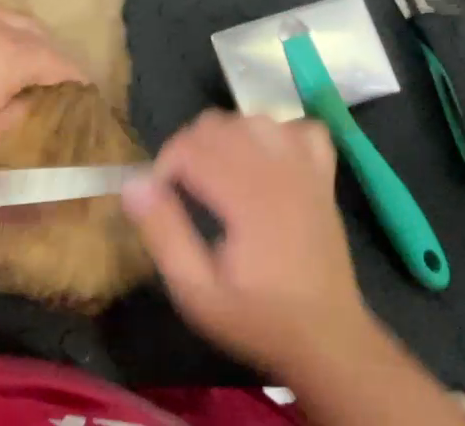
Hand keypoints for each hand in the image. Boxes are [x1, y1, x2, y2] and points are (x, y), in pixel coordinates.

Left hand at [0, 9, 87, 170]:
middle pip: (38, 35)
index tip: (88, 90)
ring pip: (11, 17)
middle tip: (60, 79)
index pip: (58, 61)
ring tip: (33, 56)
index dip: (76, 77)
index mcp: (14, 55)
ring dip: (28, 34)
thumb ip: (25, 108)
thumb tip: (37, 96)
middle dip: (54, 55)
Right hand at [121, 111, 379, 378]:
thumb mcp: (196, 292)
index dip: (164, 168)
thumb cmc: (258, 318)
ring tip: (214, 173)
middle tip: (181, 192)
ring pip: (253, 119)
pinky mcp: (323, 181)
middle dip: (186, 149)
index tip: (160, 201)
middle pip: (217, 126)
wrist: (330, 344)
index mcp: (249, 202)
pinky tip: (262, 159)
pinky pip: (301, 130)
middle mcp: (280, 177)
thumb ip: (164, 234)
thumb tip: (134, 183)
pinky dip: (277, 134)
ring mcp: (307, 175)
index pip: (190, 148)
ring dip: (224, 137)